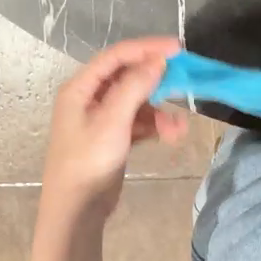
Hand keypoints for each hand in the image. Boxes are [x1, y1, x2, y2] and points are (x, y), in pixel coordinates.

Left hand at [40, 37, 188, 225]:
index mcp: (80, 88)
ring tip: (178, 127)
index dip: (146, 49)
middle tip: (184, 80)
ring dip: (158, 110)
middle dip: (156, 81)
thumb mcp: (113, 122)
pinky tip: (171, 135)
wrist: (76, 211)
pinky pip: (136, 122)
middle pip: (127, 77)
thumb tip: (157, 60)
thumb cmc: (88, 162)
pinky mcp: (111, 138)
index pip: (116, 57)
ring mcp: (100, 119)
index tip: (177, 49)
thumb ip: (135, 87)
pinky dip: (153, 125)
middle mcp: (88, 98)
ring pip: (136, 102)